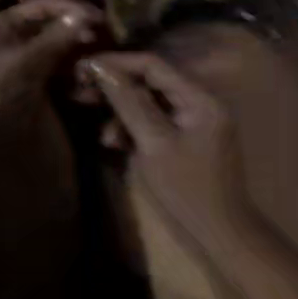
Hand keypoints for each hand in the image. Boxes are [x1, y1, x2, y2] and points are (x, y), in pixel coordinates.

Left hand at [0, 0, 101, 139]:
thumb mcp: (25, 62)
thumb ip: (54, 39)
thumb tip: (84, 15)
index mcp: (7, 25)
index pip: (43, 5)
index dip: (71, 7)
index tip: (100, 18)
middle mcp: (19, 39)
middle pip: (57, 28)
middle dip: (80, 36)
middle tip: (106, 43)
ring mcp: (31, 62)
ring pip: (66, 53)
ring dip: (83, 61)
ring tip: (97, 71)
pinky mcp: (41, 86)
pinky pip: (67, 76)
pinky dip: (79, 82)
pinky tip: (89, 94)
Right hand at [83, 52, 252, 241]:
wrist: (218, 235)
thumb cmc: (187, 188)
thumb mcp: (152, 142)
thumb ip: (127, 101)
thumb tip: (98, 66)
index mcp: (200, 99)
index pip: (151, 65)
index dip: (114, 63)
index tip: (80, 69)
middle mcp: (197, 103)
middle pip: (147, 80)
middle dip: (112, 85)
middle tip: (79, 92)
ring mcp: (189, 122)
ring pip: (144, 101)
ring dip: (117, 109)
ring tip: (94, 124)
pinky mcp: (180, 138)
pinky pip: (149, 120)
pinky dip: (127, 127)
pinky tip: (111, 142)